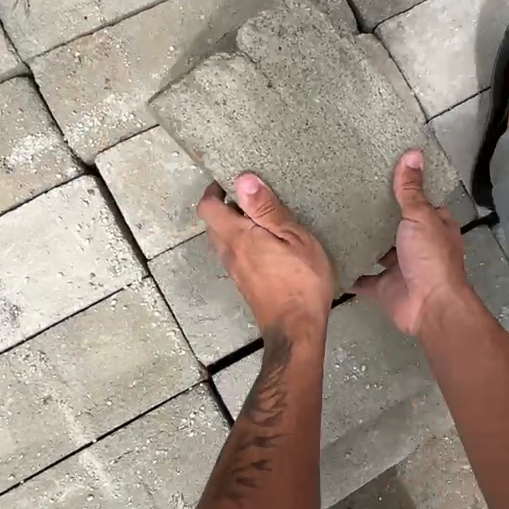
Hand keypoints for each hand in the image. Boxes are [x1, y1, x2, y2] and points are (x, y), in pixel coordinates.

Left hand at [198, 173, 335, 336]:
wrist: (296, 329)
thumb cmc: (301, 281)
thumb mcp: (293, 237)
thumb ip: (267, 209)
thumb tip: (243, 179)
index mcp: (237, 237)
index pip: (208, 207)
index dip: (215, 190)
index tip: (233, 181)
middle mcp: (229, 253)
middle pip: (214, 223)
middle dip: (227, 206)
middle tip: (254, 198)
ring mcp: (236, 271)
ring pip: (225, 240)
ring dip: (237, 226)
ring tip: (266, 219)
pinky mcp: (246, 284)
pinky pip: (237, 255)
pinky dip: (246, 243)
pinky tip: (272, 245)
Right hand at [353, 150, 473, 335]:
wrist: (429, 306)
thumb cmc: (430, 257)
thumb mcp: (420, 216)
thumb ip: (411, 189)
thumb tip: (414, 152)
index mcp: (435, 226)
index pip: (420, 202)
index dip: (406, 190)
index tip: (381, 175)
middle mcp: (419, 245)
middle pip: (396, 227)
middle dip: (379, 216)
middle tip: (349, 195)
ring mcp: (400, 267)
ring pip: (378, 252)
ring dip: (363, 242)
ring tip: (336, 221)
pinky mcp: (383, 287)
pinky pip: (363, 278)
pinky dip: (350, 272)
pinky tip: (330, 257)